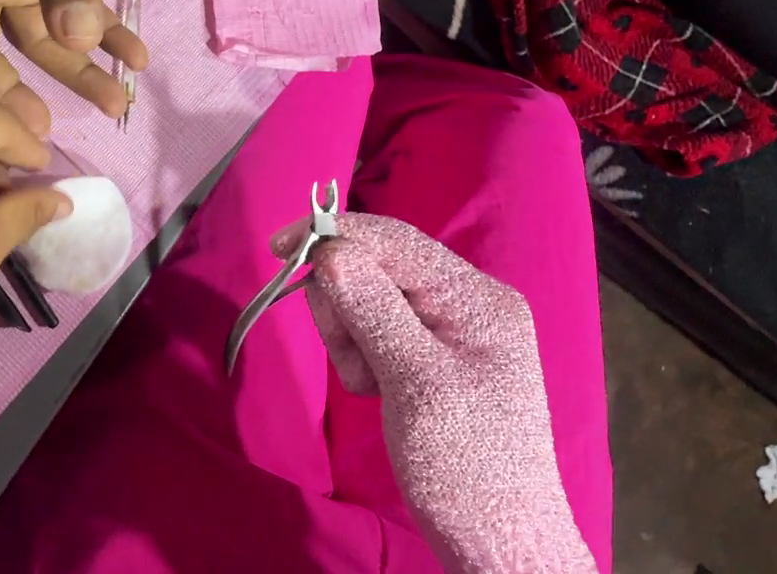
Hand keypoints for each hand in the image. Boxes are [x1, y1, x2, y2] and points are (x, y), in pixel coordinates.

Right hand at [275, 213, 594, 572]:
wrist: (498, 548)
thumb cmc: (467, 469)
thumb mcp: (417, 385)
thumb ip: (374, 310)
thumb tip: (330, 249)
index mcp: (476, 297)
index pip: (394, 239)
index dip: (334, 234)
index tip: (278, 248)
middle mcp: (464, 300)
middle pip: (374, 265)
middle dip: (346, 306)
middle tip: (356, 363)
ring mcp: (448, 327)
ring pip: (365, 296)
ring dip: (350, 337)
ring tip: (372, 385)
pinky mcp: (428, 352)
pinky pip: (372, 327)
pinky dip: (359, 354)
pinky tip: (378, 391)